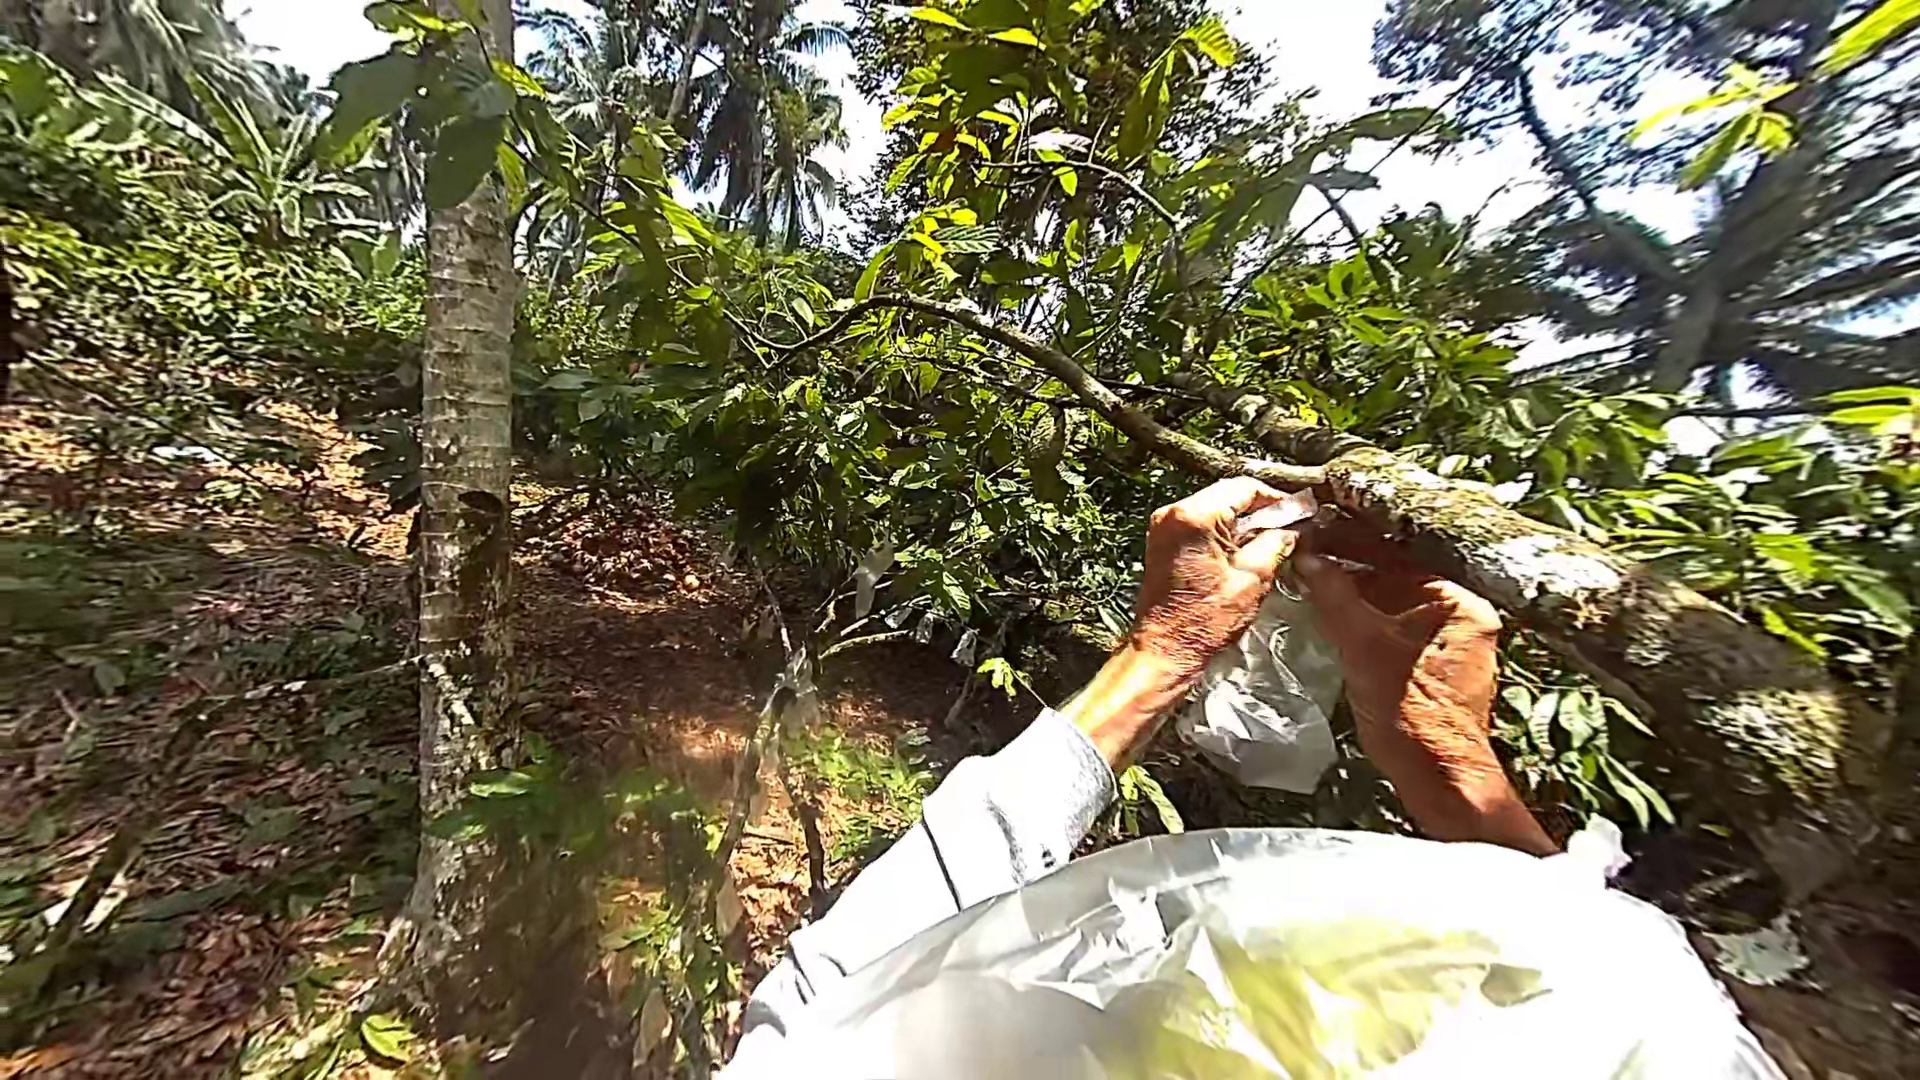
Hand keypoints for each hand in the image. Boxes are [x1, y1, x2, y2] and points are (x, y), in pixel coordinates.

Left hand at [1128, 477, 1300, 683]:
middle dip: (1261, 509)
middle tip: (1291, 526)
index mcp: (1193, 517)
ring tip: (1272, 541)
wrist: (1165, 646)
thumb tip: (1294, 527)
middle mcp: (1172, 514)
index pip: (1244, 488)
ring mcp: (1163, 527)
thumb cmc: (1203, 620)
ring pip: (1214, 508)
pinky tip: (1245, 550)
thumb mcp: (1252, 578)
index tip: (1301, 511)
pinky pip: (1199, 524)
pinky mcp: (1162, 542)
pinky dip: (1223, 531)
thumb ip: (1276, 543)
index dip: (1277, 498)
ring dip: (1243, 521)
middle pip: (1227, 494)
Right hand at [1297, 523, 1555, 854]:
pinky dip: (1353, 608)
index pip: (1399, 553)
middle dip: (1347, 559)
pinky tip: (1322, 599)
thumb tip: (1307, 557)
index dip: (1353, 538)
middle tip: (1304, 544)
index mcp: (1458, 602)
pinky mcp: (1419, 654)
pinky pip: (1382, 617)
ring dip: (1347, 584)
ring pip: (1384, 594)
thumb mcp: (1363, 643)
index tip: (1315, 524)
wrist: (1434, 773)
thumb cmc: (1409, 708)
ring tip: (1306, 566)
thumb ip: (1334, 594)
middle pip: (1391, 571)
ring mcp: (1439, 634)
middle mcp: (1456, 612)